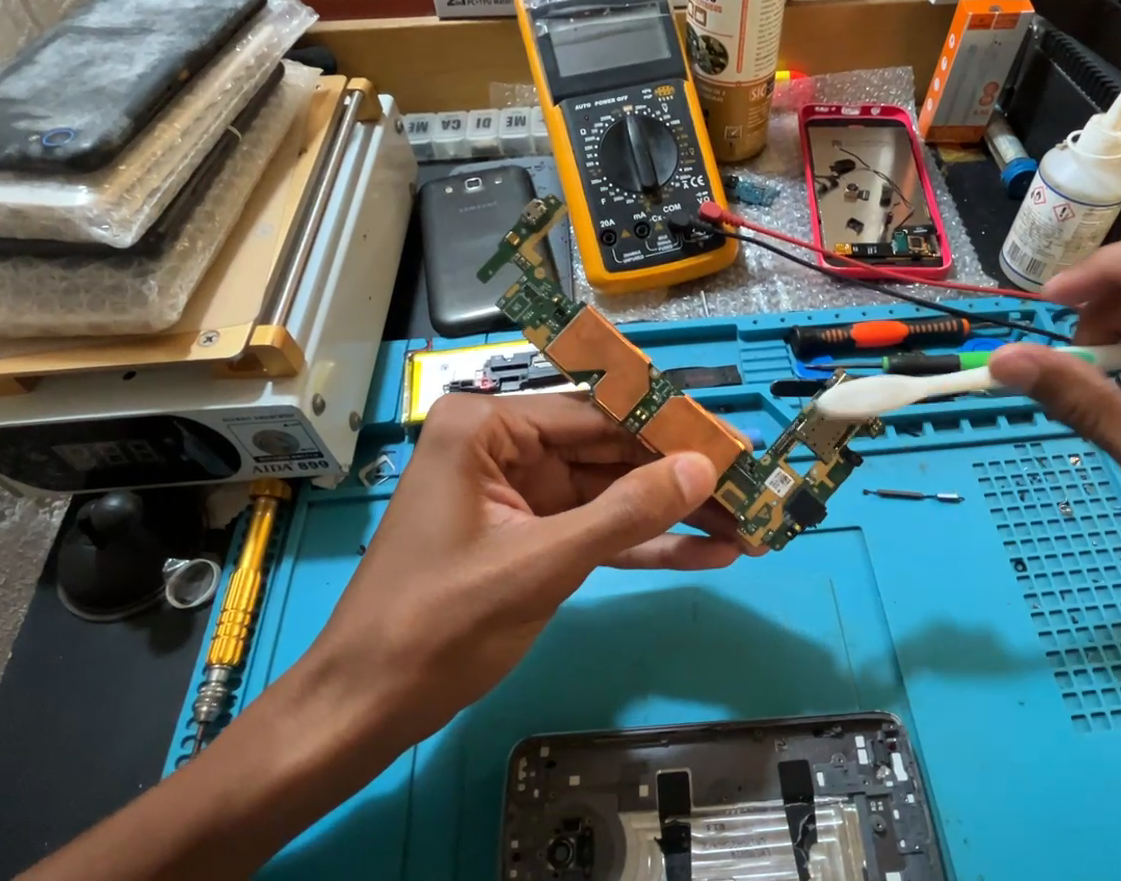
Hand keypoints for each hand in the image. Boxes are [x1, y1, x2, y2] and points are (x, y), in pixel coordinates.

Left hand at [286, 392, 742, 754]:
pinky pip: (597, 532)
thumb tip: (701, 469)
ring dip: (673, 516)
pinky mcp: (531, 538)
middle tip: (751, 490)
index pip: (598, 414)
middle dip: (679, 479)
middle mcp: (505, 448)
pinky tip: (704, 553)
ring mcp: (520, 495)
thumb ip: (623, 513)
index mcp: (487, 428)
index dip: (670, 430)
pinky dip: (644, 544)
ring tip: (745, 527)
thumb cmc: (437, 623)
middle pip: (610, 454)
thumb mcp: (539, 564)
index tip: (733, 443)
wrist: (368, 705)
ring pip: (611, 495)